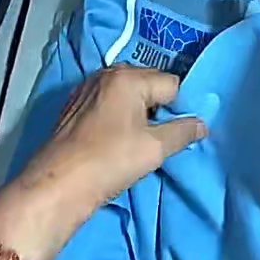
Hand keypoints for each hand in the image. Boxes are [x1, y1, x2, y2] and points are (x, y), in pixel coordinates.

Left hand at [0, 67, 205, 257]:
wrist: (57, 185)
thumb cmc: (109, 161)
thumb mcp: (154, 148)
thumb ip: (183, 132)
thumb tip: (202, 124)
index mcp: (128, 77)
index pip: (171, 84)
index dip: (180, 108)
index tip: (179, 132)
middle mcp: (107, 74)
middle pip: (149, 83)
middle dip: (159, 106)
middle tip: (160, 136)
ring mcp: (88, 88)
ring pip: (128, 93)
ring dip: (138, 111)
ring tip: (138, 140)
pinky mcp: (75, 106)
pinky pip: (109, 102)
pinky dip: (119, 115)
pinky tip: (116, 139)